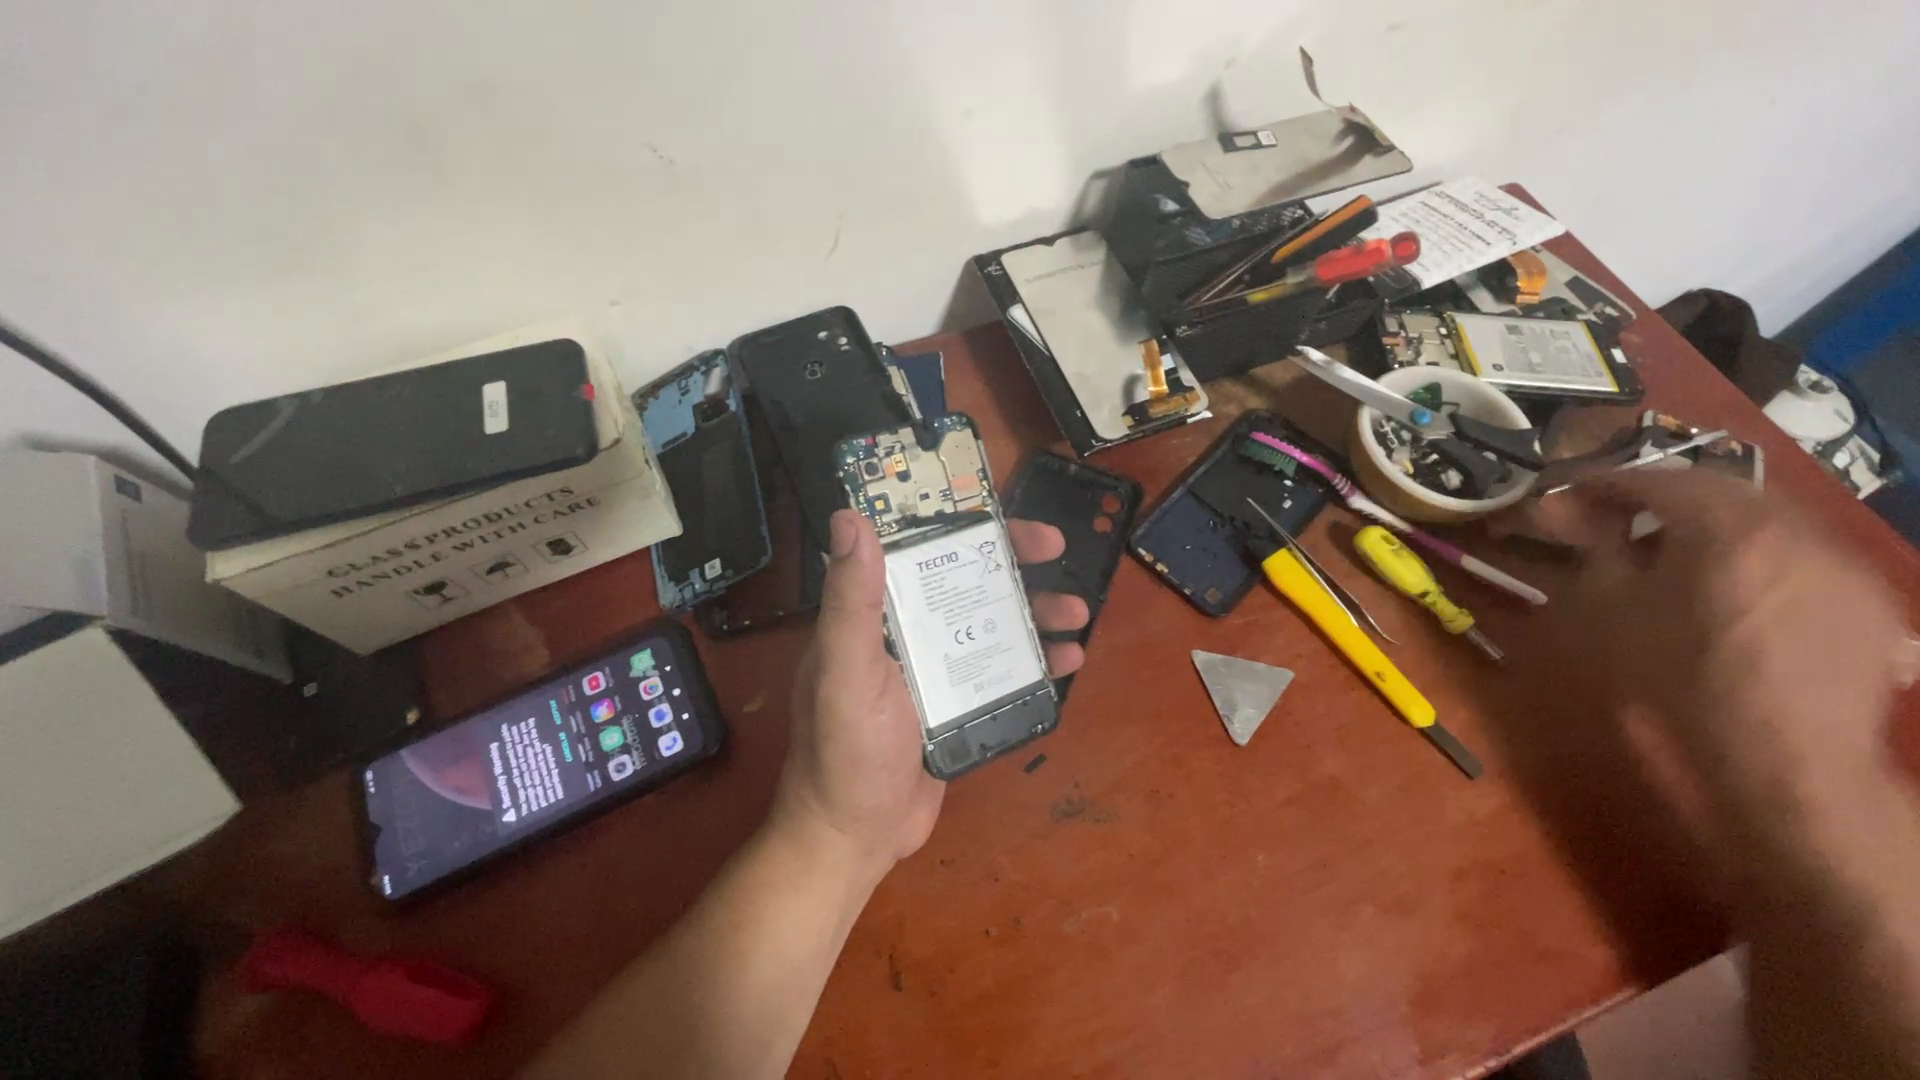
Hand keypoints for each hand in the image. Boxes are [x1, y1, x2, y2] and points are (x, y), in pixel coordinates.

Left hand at [771, 510, 1089, 870]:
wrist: (857, 835)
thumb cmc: (846, 750)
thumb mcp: (846, 670)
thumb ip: (851, 600)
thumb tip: (850, 518)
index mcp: (875, 616)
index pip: (921, 553)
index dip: (962, 528)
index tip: (1003, 518)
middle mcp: (906, 635)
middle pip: (966, 583)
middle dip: (1013, 563)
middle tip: (1058, 549)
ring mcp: (936, 671)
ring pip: (992, 626)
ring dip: (1035, 611)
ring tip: (1077, 612)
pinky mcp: (959, 706)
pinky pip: (1002, 672)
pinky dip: (1035, 661)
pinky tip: (1067, 660)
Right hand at [1552, 469, 1908, 809]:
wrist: (1782, 765)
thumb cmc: (1676, 684)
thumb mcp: (1609, 613)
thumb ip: (1594, 551)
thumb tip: (1567, 512)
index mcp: (1727, 526)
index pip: (1657, 478)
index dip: (1603, 481)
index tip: (1565, 491)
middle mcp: (1796, 529)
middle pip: (1719, 490)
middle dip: (1661, 497)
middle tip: (1614, 517)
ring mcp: (1842, 564)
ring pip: (1766, 521)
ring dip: (1711, 525)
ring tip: (1670, 554)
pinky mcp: (1868, 601)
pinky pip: (1801, 557)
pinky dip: (1756, 557)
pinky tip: (1730, 591)